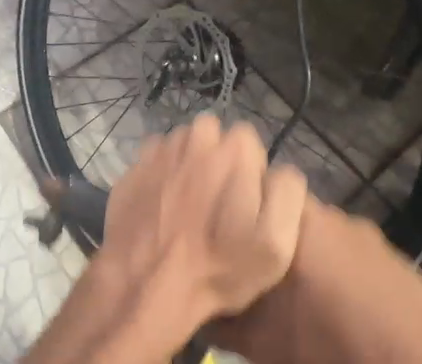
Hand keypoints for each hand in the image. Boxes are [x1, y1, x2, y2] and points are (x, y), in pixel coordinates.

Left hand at [96, 115, 310, 337]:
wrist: (146, 284)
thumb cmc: (217, 268)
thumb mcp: (275, 246)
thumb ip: (288, 194)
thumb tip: (280, 172)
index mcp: (234, 149)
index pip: (249, 142)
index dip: (250, 172)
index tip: (244, 205)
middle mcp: (195, 136)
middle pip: (214, 138)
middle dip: (218, 161)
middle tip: (216, 205)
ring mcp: (160, 149)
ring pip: (184, 145)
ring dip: (189, 166)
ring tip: (189, 207)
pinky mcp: (133, 165)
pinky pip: (156, 159)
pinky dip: (161, 174)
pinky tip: (162, 206)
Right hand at [208, 197, 421, 363]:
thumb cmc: (329, 349)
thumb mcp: (262, 344)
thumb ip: (223, 318)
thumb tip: (192, 306)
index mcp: (294, 223)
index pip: (255, 191)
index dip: (240, 212)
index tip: (229, 237)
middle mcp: (330, 215)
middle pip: (289, 213)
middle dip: (276, 239)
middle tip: (265, 276)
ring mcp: (366, 233)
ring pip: (325, 234)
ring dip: (313, 256)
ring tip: (307, 296)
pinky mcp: (395, 256)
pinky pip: (357, 254)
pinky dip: (347, 272)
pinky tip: (345, 306)